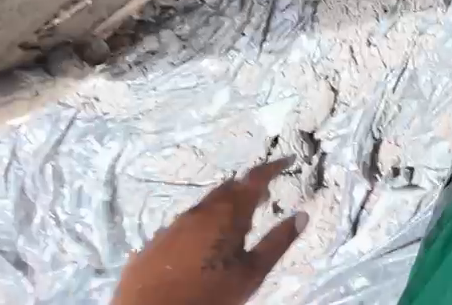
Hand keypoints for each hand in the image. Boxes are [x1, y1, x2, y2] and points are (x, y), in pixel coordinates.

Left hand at [113, 158, 306, 304]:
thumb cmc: (207, 298)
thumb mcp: (250, 275)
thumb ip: (277, 242)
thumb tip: (302, 215)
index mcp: (227, 214)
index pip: (255, 178)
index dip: (273, 167)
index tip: (288, 160)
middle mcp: (199, 213)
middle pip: (227, 190)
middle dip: (246, 190)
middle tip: (261, 200)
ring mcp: (170, 230)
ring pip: (202, 209)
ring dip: (219, 211)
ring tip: (230, 228)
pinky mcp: (148, 249)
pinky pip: (178, 230)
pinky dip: (195, 231)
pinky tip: (196, 252)